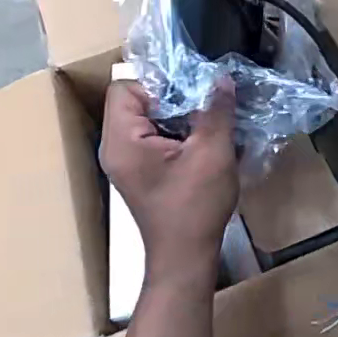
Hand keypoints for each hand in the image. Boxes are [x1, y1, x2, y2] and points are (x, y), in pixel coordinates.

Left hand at [100, 79, 238, 284]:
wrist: (185, 257)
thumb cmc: (194, 206)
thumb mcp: (212, 152)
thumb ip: (216, 110)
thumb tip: (222, 79)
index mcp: (122, 140)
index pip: (125, 87)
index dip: (159, 84)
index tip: (191, 95)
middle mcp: (115, 148)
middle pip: (137, 102)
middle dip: (174, 100)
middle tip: (205, 106)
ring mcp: (126, 163)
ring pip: (149, 121)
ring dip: (180, 118)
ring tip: (209, 125)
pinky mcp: (141, 174)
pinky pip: (154, 140)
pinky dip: (178, 136)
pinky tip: (205, 144)